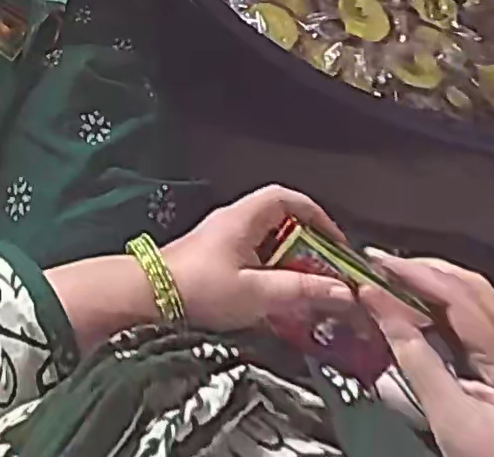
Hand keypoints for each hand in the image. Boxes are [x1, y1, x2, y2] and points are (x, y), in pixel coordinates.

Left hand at [163, 185, 353, 332]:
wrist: (151, 293)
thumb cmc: (201, 287)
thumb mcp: (256, 293)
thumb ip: (300, 290)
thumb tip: (342, 290)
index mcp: (242, 218)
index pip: (284, 197)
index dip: (315, 213)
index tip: (336, 242)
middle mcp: (233, 220)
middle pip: (279, 218)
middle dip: (309, 243)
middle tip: (329, 272)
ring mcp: (223, 236)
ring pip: (268, 239)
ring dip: (292, 260)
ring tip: (311, 289)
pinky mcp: (217, 254)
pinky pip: (255, 253)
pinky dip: (274, 269)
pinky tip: (281, 297)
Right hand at [358, 252, 493, 456]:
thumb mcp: (450, 419)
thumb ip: (413, 356)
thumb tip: (374, 300)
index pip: (460, 298)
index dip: (414, 273)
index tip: (373, 262)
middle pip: (478, 293)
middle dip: (427, 272)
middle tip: (383, 268)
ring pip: (483, 307)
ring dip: (438, 288)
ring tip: (396, 285)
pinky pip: (484, 330)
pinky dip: (449, 312)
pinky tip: (423, 316)